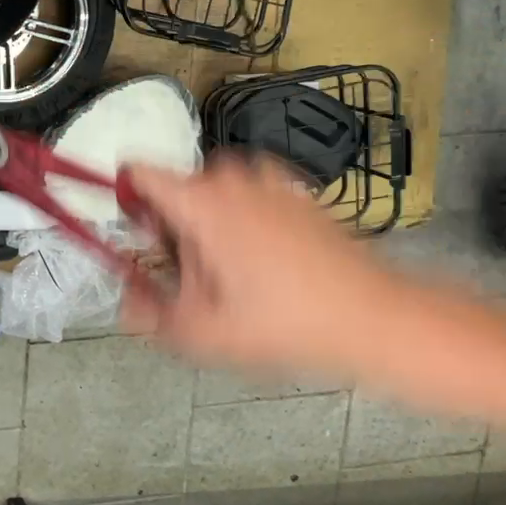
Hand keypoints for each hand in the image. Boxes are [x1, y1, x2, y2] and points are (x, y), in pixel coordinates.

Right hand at [119, 152, 413, 374]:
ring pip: (210, 192)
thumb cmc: (288, 324)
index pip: (135, 171)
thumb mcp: (203, 332)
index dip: (123, 199)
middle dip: (171, 225)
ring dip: (207, 223)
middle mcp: (229, 176)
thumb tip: (123, 300)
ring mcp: (268, 179)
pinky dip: (243, 219)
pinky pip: (246, 196)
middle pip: (173, 188)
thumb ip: (147, 313)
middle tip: (192, 275)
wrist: (383, 322)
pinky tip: (266, 262)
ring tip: (231, 272)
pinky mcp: (296, 190)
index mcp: (199, 199)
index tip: (137, 236)